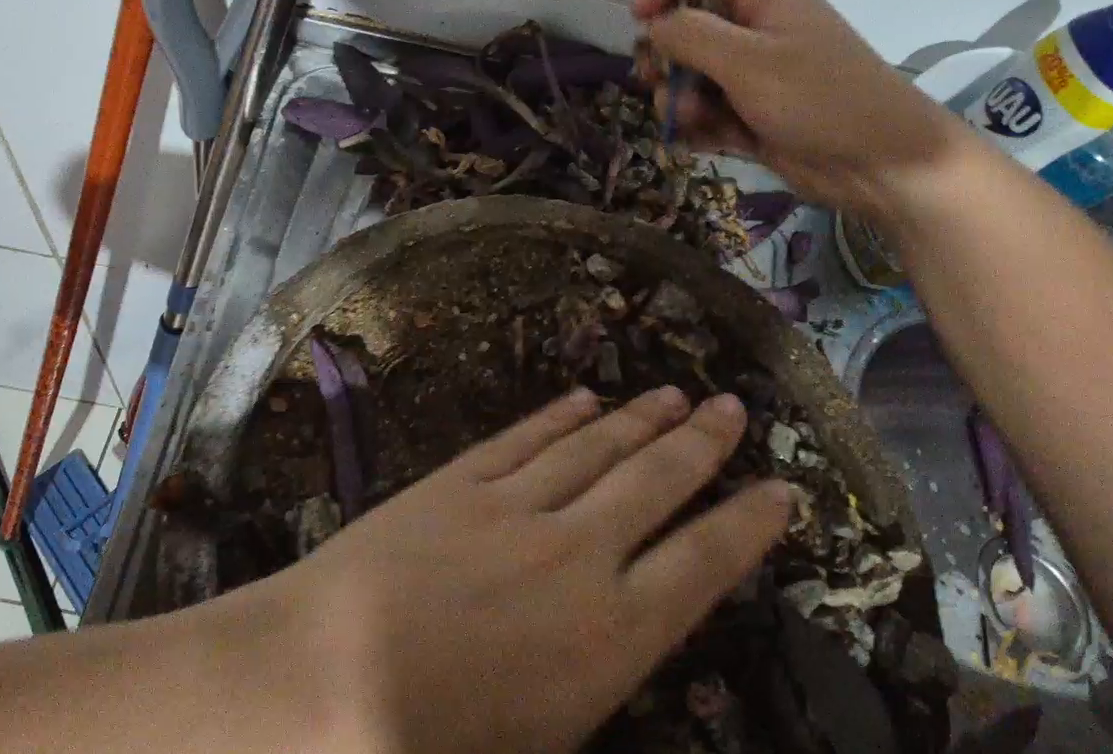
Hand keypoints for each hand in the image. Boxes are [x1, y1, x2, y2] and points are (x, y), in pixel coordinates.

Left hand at [265, 386, 791, 753]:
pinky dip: (558, 416)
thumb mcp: (548, 735)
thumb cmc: (438, 738)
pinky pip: (524, 439)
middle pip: (656, 483)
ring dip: (639, 419)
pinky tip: (585, 398)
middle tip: (734, 408)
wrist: (331, 671)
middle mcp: (579, 555)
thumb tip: (630, 628)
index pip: (703, 563)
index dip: (748, 522)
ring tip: (675, 393)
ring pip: (595, 449)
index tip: (781, 488)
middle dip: (702, 445)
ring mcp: (516, 507)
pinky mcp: (460, 482)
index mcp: (613, 633)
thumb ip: (604, 673)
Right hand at [633, 0, 971, 218]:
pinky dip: (698, 128)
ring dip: (680, 99)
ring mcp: (760, 82)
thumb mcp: (747, 60)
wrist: (881, 163)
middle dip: (668, 57)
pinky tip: (692, 143)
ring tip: (686, 121)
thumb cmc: (817, 98)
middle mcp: (762, 36)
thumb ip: (691, 36)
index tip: (638, 18)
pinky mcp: (758, 122)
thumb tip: (653, 24)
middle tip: (651, 80)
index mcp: (768, 2)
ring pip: (698, 80)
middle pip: (695, 31)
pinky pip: (712, 116)